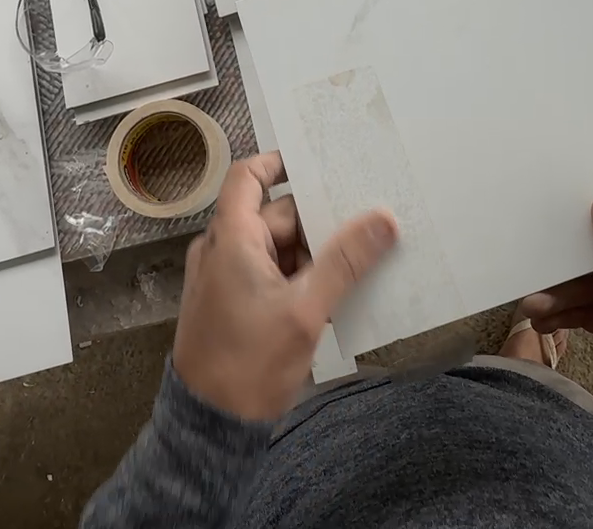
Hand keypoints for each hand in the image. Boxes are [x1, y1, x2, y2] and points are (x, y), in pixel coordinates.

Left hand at [172, 152, 397, 420]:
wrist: (209, 429)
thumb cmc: (248, 364)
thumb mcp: (304, 310)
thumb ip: (344, 261)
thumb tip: (383, 219)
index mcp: (232, 238)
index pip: (249, 176)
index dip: (280, 162)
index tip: (318, 163)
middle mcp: (225, 249)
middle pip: (276, 216)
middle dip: (318, 222)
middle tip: (365, 221)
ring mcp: (227, 278)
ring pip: (279, 248)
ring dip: (314, 255)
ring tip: (360, 259)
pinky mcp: (235, 304)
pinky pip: (272, 275)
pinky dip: (301, 277)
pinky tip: (336, 293)